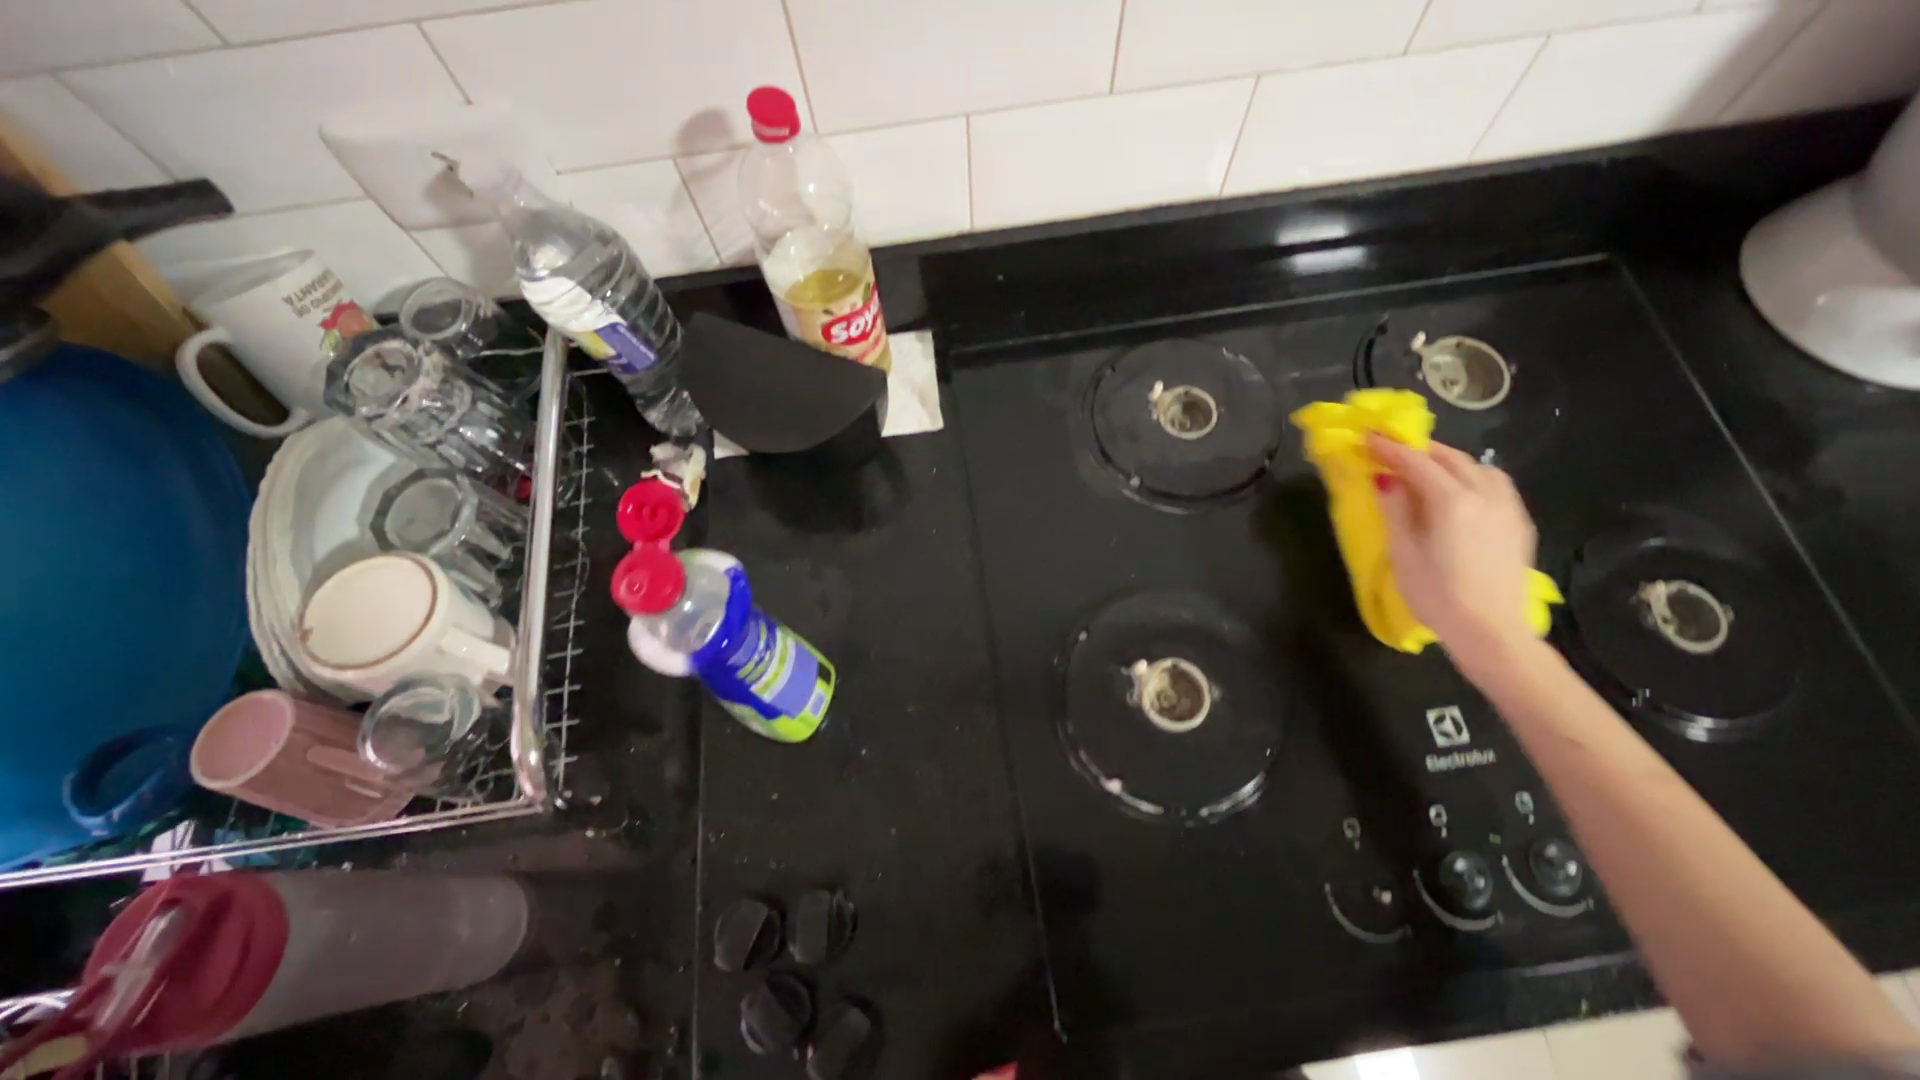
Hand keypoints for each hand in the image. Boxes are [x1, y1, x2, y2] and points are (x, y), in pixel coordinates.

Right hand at [1368, 433, 1538, 666]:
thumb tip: (1386, 480)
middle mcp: (1485, 495)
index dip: (1390, 448)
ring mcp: (1507, 508)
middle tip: (1394, 450)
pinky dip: (1474, 477)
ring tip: (1430, 468)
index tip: (1368, 437)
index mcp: (1452, 501)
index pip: (1417, 462)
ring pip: (1479, 468)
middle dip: (1421, 450)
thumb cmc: (1437, 596)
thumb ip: (1395, 510)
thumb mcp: (1403, 554)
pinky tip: (1463, 492)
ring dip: (1451, 461)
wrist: (1492, 632)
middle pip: (1451, 459)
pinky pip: (1497, 486)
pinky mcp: (1519, 525)